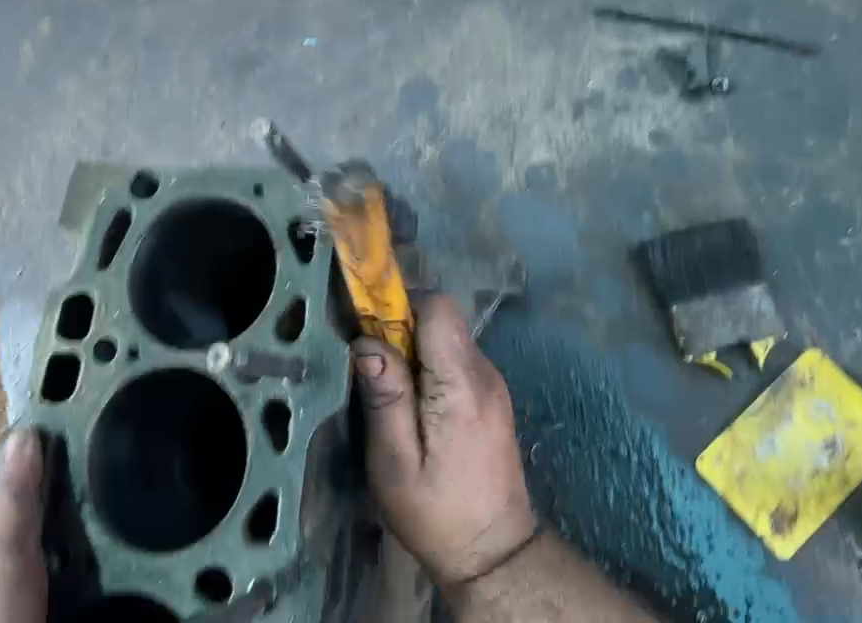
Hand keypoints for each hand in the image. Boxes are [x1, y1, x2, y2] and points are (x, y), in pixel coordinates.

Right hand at [353, 296, 539, 588]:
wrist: (495, 552)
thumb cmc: (437, 513)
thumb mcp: (395, 464)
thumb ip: (385, 398)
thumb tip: (366, 342)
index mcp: (461, 384)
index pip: (438, 307)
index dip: (400, 309)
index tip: (371, 336)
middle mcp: (484, 371)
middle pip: (441, 319)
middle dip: (402, 331)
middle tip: (373, 373)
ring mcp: (492, 381)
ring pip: (446, 337)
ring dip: (414, 352)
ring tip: (392, 396)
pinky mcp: (491, 394)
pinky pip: (455, 359)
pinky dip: (430, 367)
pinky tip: (415, 408)